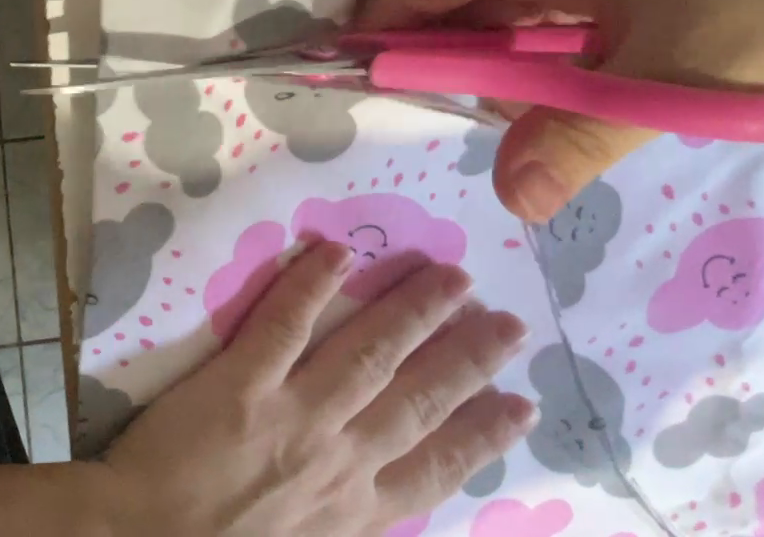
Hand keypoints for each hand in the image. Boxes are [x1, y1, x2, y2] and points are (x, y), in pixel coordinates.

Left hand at [101, 243, 533, 536]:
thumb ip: (350, 513)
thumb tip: (386, 481)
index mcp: (360, 508)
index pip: (440, 464)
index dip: (485, 433)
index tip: (524, 403)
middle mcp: (341, 459)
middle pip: (417, 398)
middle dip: (468, 358)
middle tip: (508, 320)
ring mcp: (293, 417)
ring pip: (368, 353)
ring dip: (414, 312)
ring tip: (451, 277)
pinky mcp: (239, 385)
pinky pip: (284, 326)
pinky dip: (312, 286)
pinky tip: (338, 253)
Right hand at [355, 0, 763, 220]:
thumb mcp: (686, 75)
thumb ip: (583, 137)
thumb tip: (509, 204)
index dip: (376, 37)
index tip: (359, 95)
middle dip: (428, 56)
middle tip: (424, 124)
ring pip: (492, 4)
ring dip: (482, 60)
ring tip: (480, 119)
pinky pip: (541, 8)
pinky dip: (529, 51)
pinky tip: (541, 91)